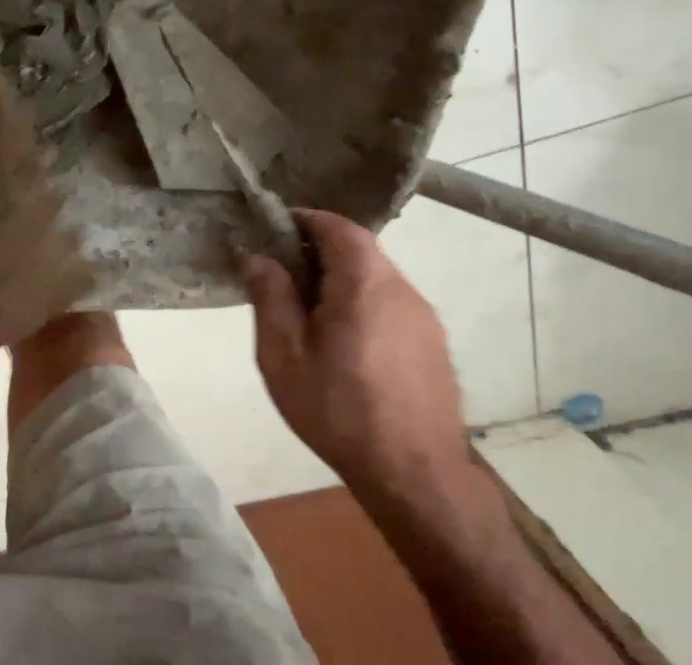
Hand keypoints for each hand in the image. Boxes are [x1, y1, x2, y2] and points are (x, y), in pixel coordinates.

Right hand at [244, 208, 469, 488]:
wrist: (413, 473)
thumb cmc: (337, 409)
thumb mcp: (283, 354)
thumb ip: (271, 298)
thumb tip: (259, 257)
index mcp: (366, 288)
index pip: (342, 230)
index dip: (307, 219)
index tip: (272, 226)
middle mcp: (404, 294)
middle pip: (361, 253)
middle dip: (317, 250)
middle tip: (274, 270)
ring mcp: (425, 321)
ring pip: (376, 280)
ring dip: (338, 278)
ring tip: (299, 307)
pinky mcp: (432, 346)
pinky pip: (389, 305)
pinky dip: (358, 302)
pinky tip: (335, 337)